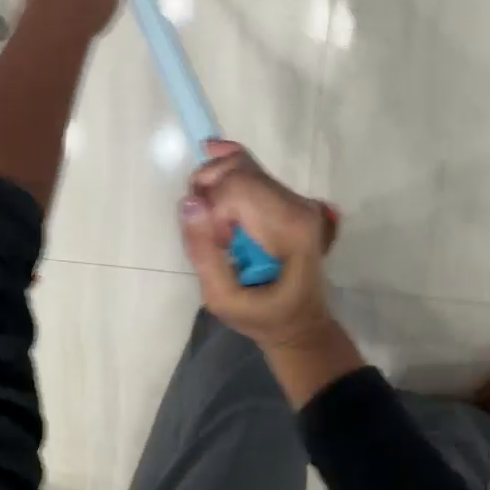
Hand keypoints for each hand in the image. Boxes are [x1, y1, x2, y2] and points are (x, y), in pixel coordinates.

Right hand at [178, 141, 337, 350]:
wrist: (300, 324)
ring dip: (215, 184)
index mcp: (289, 229)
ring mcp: (298, 200)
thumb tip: (189, 202)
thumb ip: (203, 251)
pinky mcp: (290, 201)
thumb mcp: (222, 298)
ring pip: (244, 165)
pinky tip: (211, 177)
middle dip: (209, 186)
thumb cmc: (263, 317)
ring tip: (210, 217)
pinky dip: (226, 178)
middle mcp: (299, 206)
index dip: (213, 209)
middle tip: (200, 222)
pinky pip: (252, 173)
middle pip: (241, 169)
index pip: (239, 189)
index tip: (217, 243)